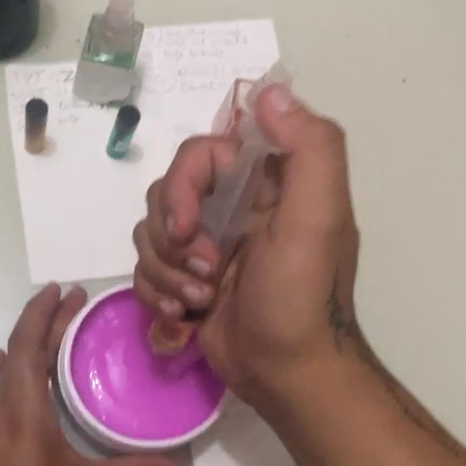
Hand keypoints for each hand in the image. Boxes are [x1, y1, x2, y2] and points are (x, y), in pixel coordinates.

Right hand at [133, 83, 359, 410]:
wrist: (287, 375)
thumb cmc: (302, 298)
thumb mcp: (320, 219)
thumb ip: (309, 148)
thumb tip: (269, 91)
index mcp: (266, 184)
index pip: (202, 151)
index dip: (184, 183)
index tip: (187, 224)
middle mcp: (233, 207)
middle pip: (166, 192)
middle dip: (172, 238)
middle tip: (202, 271)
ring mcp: (205, 245)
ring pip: (150, 232)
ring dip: (166, 271)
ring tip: (197, 301)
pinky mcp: (185, 280)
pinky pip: (146, 268)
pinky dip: (157, 292)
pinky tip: (182, 318)